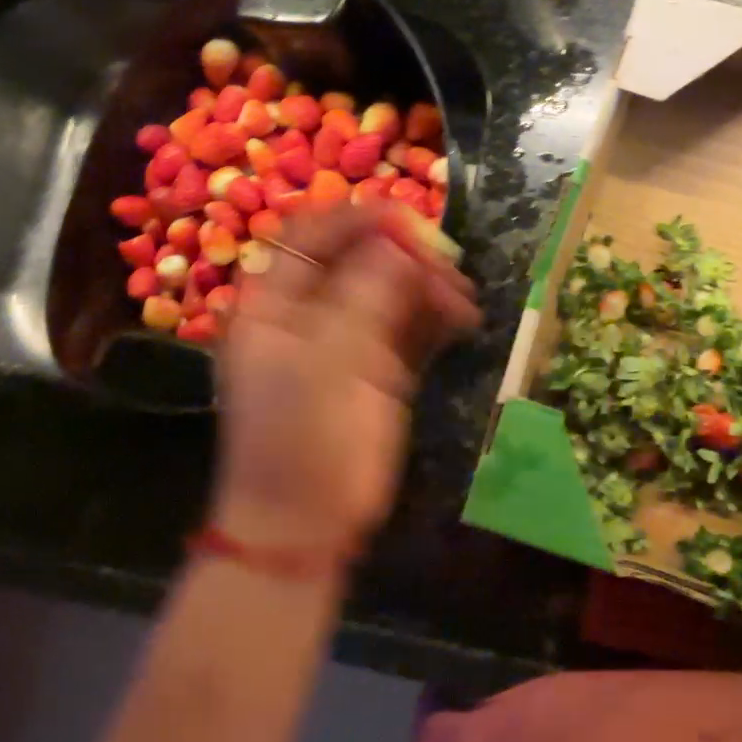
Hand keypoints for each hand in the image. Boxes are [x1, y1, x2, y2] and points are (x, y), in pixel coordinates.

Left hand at [214, 206, 480, 554]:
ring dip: (430, 285)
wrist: (305, 524)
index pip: (311, 236)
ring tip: (463, 298)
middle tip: (447, 262)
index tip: (409, 217)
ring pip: (393, 291)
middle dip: (405, 254)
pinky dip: (439, 316)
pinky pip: (413, 327)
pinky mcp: (383, 369)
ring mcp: (349, 340)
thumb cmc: (300, 438)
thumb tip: (404, 244)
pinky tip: (466, 318)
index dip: (357, 219)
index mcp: (275, 304)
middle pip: (360, 259)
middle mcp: (311, 313)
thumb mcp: (327, 360)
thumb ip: (366, 295)